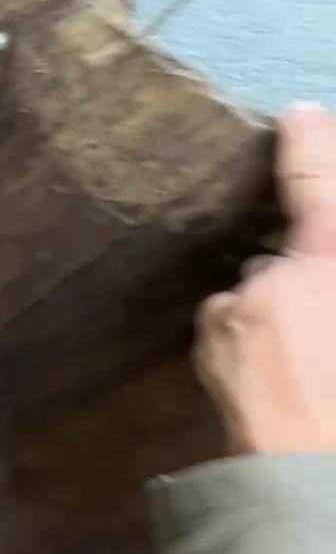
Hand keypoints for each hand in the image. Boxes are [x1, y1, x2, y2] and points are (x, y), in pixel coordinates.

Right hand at [195, 103, 335, 454]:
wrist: (315, 441)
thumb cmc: (263, 376)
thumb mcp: (228, 322)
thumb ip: (250, 287)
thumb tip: (270, 274)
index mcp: (327, 253)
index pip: (314, 182)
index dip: (304, 145)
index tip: (300, 112)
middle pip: (331, 224)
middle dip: (314, 214)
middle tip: (297, 219)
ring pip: (319, 268)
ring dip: (304, 272)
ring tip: (281, 293)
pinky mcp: (329, 326)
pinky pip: (318, 300)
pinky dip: (306, 301)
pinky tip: (294, 329)